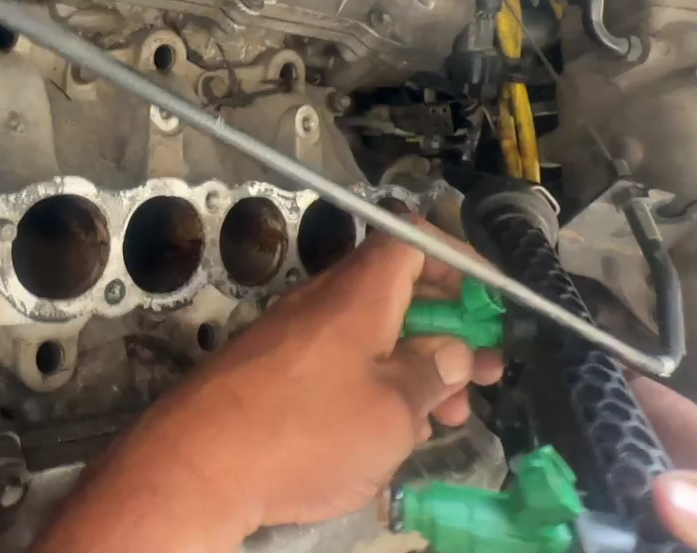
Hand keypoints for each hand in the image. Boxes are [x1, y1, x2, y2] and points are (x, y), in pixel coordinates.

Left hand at [33, 222, 502, 552]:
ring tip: (453, 413)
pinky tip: (400, 426)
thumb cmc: (306, 429)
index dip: (456, 256)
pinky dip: (381, 380)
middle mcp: (327, 299)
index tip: (493, 293)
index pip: (409, 239)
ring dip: (419, 361)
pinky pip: (345, 357)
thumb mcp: (388, 411)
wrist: (203, 458)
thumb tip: (449, 350)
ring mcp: (301, 331)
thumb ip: (426, 375)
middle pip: (398, 288)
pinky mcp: (283, 366)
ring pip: (374, 330)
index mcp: (358, 291)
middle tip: (488, 370)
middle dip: (449, 325)